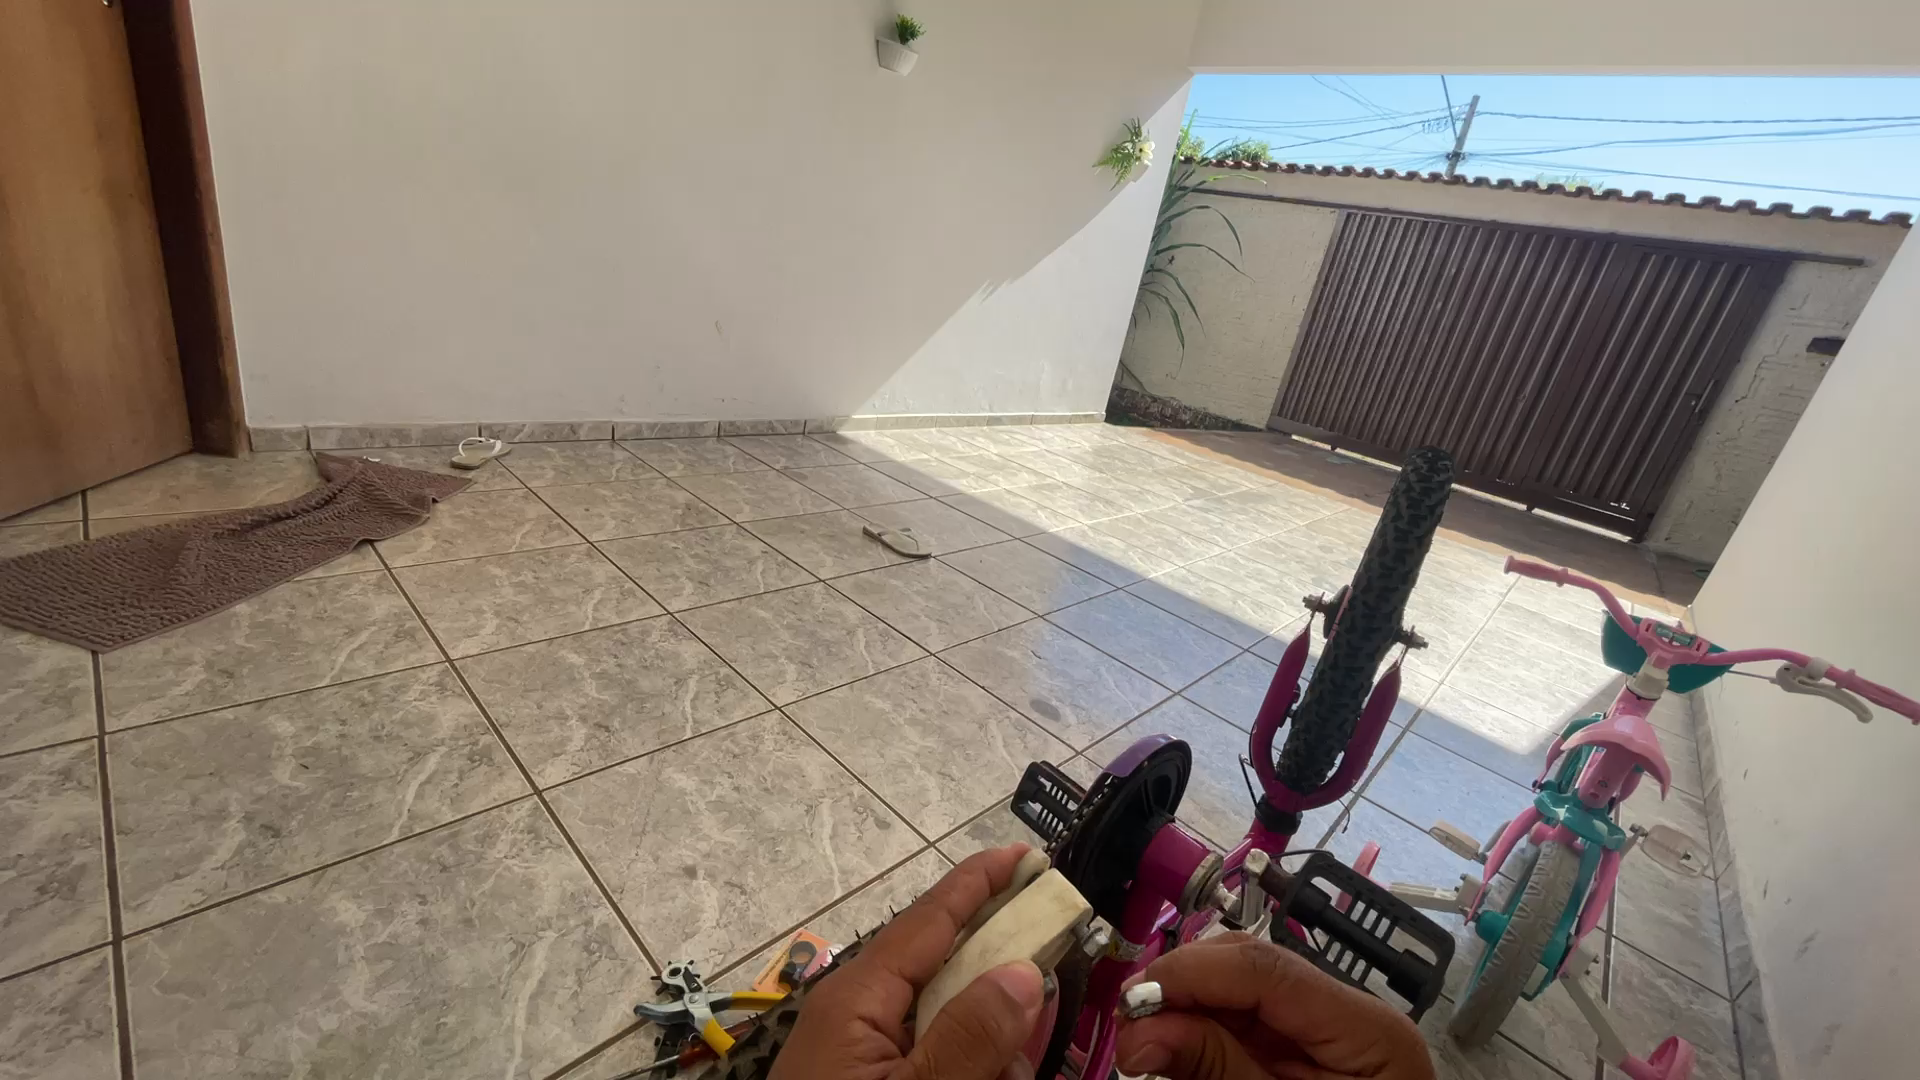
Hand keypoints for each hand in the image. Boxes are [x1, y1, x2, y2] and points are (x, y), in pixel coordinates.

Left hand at [769, 844, 1046, 1079]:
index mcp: (859, 995)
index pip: (932, 915)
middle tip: (1051, 966)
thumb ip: (969, 1039)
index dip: (982, 879)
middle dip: (1000, 964)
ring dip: (989, 1037)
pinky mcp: (872, 1079)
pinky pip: (931, 1051)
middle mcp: (859, 1010)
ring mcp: (863, 1051)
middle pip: (945, 961)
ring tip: (1012, 1066)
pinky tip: (994, 1071)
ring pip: (947, 1014)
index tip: (1027, 853)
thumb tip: (1023, 970)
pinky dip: (968, 1061)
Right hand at [1116, 933, 1433, 1079]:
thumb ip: (1215, 1071)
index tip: (1134, 995)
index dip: (1192, 972)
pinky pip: (1239, 1014)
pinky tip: (1172, 1039)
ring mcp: (1323, 1023)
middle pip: (1248, 965)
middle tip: (1130, 1019)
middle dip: (1183, 984)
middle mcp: (1347, 1010)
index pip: (1265, 969)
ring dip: (1184, 1002)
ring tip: (1143, 1033)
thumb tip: (1137, 1031)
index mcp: (1368, 1031)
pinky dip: (1200, 1024)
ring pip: (1235, 981)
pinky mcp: (1300, 1041)